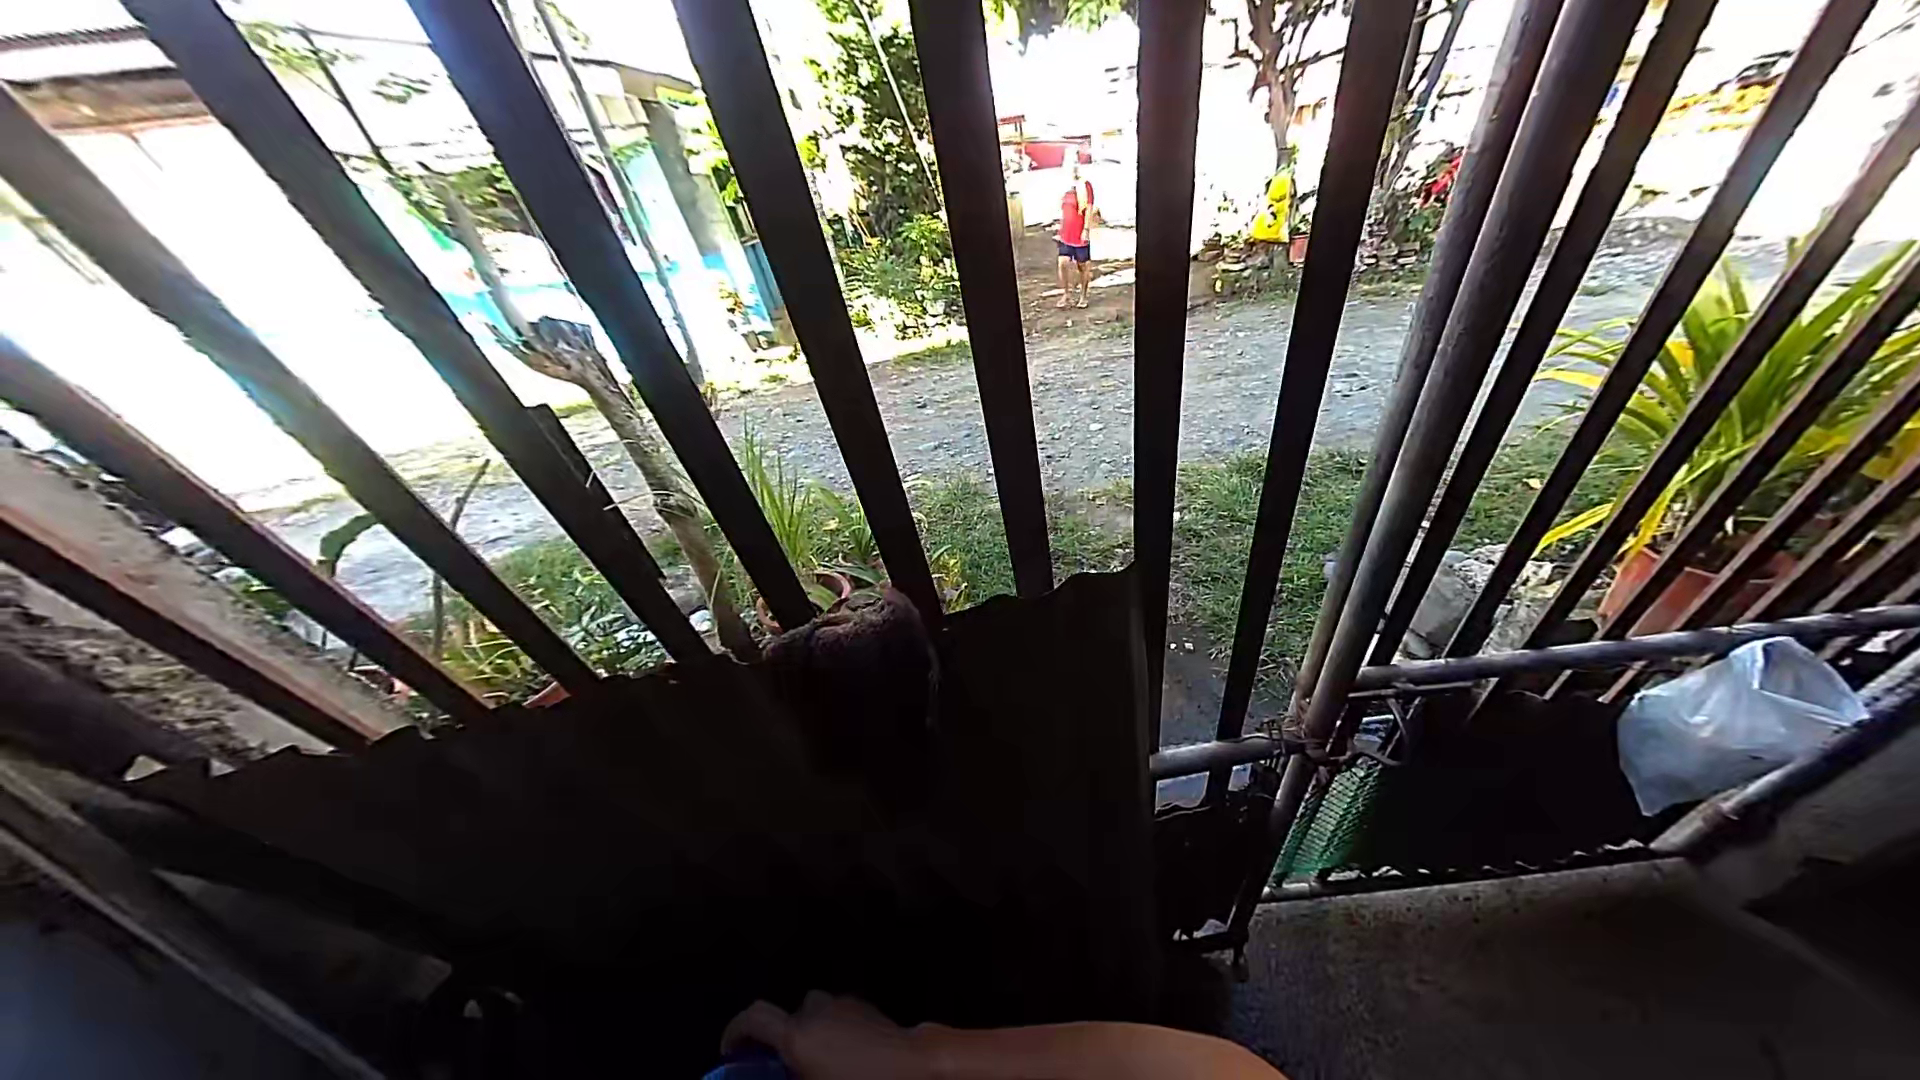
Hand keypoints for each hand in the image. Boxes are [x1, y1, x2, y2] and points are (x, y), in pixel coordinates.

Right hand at [720, 991, 933, 1079]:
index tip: (729, 1052)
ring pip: (814, 1014)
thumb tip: (784, 1074)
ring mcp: (843, 1004)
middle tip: (784, 1075)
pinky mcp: (865, 1006)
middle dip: (780, 1043)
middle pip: (787, 1017)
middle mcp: (817, 1012)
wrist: (915, 1068)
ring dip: (808, 1036)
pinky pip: (837, 1016)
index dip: (735, 1031)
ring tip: (818, 1071)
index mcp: (799, 1037)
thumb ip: (792, 1078)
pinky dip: (831, 1033)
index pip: (754, 1017)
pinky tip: (845, 1063)